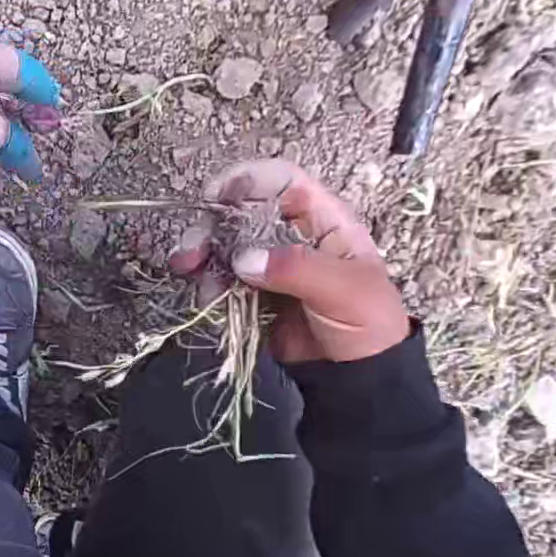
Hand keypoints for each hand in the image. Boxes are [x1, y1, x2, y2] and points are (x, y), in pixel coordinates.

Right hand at [170, 160, 409, 362]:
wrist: (357, 376)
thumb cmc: (367, 324)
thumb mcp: (345, 290)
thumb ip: (297, 268)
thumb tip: (244, 259)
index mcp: (322, 219)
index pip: (282, 180)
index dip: (249, 179)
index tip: (219, 196)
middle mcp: (288, 234)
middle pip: (241, 211)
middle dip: (211, 224)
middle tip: (192, 249)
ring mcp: (267, 264)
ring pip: (223, 244)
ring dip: (201, 254)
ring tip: (188, 271)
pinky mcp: (250, 293)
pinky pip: (220, 279)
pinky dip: (206, 284)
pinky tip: (206, 298)